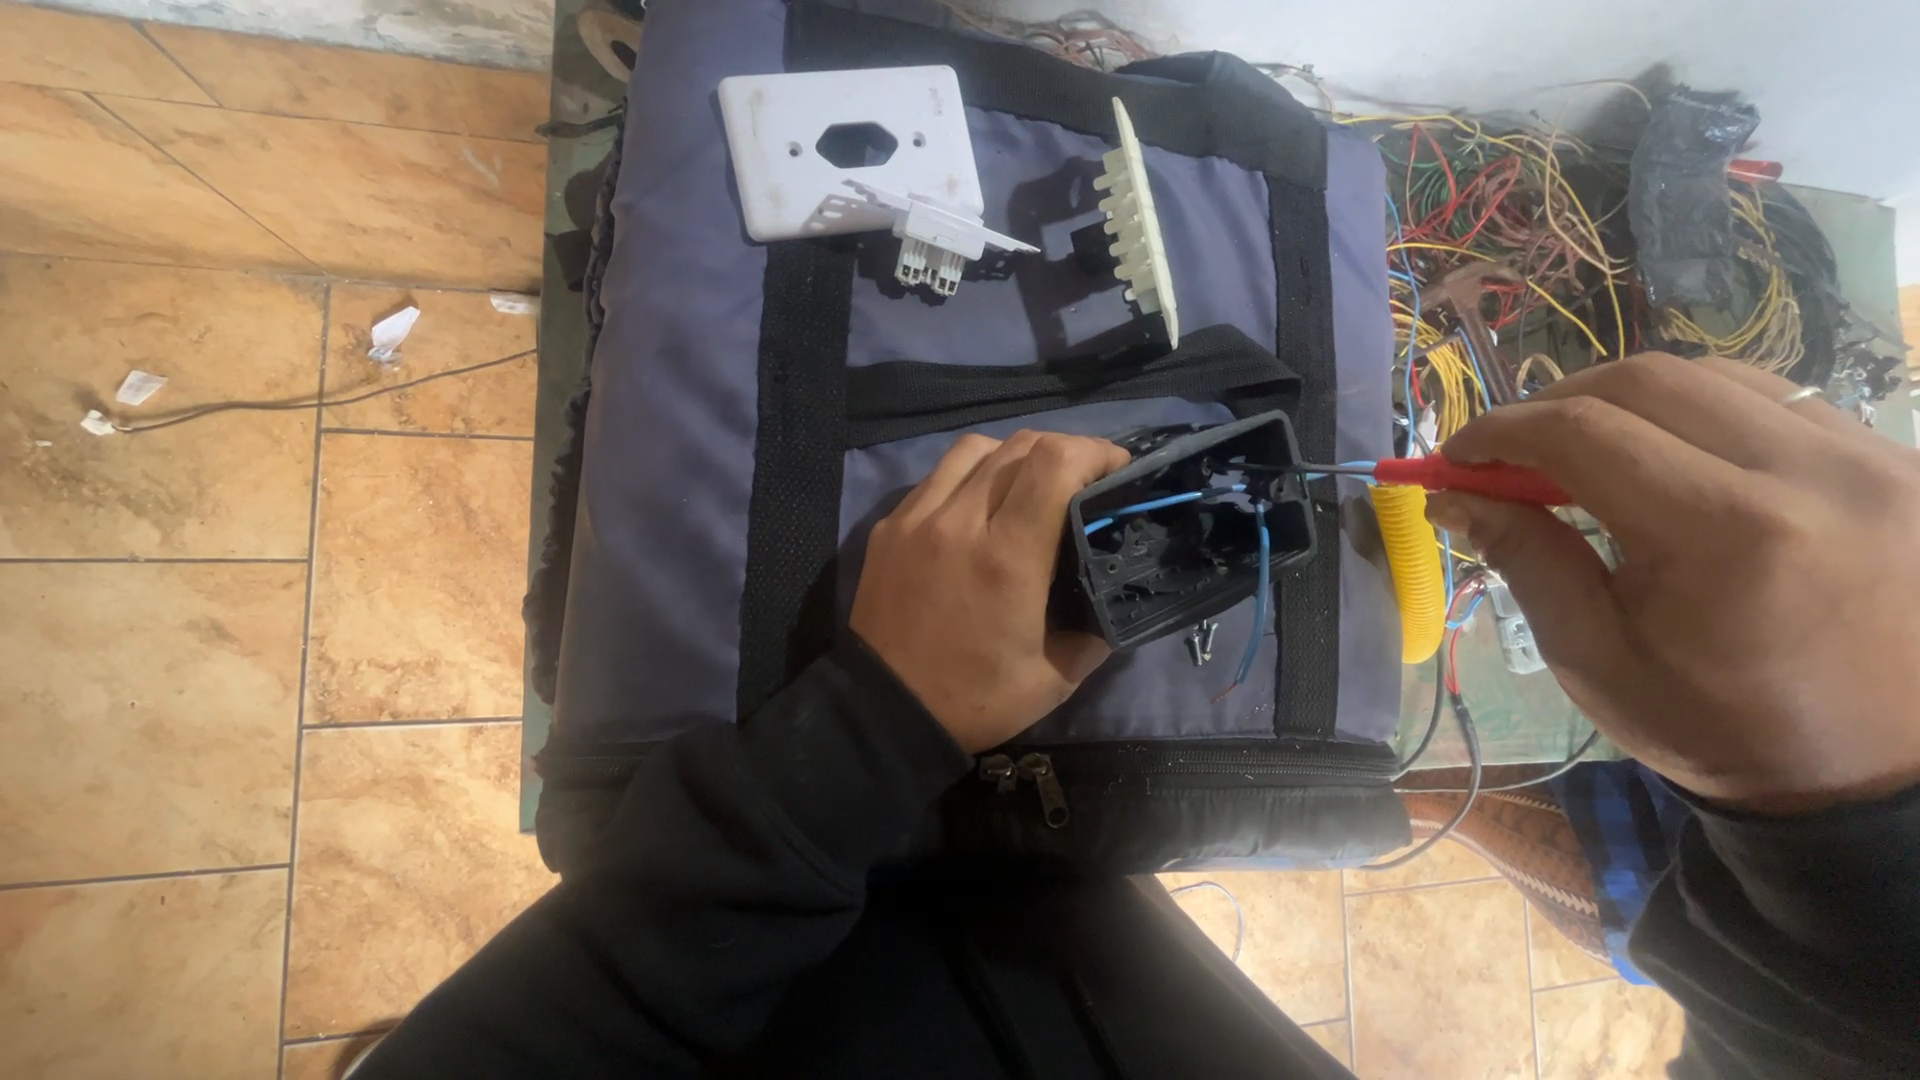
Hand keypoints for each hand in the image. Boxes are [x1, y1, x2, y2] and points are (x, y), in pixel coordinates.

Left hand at [851, 431, 1130, 752]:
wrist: (883, 711)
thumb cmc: (973, 698)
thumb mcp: (1054, 678)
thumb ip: (1095, 629)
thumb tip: (1114, 593)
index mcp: (1007, 557)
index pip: (1055, 463)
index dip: (1095, 451)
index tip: (1116, 468)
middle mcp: (959, 522)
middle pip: (1020, 447)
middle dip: (1065, 450)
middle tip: (1083, 477)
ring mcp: (916, 519)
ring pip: (974, 449)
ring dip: (1014, 454)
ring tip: (1031, 482)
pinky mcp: (888, 526)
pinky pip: (937, 475)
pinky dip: (970, 474)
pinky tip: (979, 503)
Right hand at [1427, 353, 1919, 815]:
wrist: (1878, 770)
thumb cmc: (1712, 724)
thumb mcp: (1590, 653)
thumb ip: (1522, 556)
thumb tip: (1449, 495)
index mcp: (1727, 533)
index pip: (1583, 432)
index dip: (1499, 431)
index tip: (1453, 457)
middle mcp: (1811, 471)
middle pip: (1643, 380)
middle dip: (1549, 405)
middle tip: (1505, 453)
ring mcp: (1870, 456)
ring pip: (1707, 375)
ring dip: (1615, 401)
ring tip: (1574, 453)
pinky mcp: (1894, 459)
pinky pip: (1766, 396)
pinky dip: (1684, 411)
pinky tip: (1655, 457)